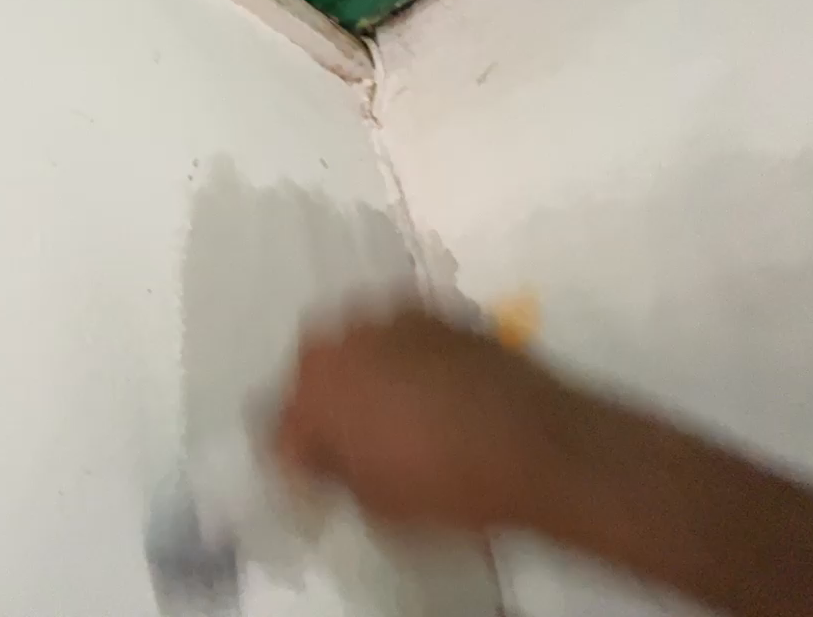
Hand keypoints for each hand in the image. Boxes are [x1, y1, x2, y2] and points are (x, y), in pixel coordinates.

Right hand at [275, 305, 575, 533]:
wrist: (533, 442)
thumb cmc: (445, 485)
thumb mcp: (374, 504)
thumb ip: (332, 471)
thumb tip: (321, 457)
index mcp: (309, 391)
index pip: (279, 425)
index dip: (295, 454)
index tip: (315, 475)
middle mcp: (332, 341)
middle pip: (311, 373)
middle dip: (326, 402)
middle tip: (357, 437)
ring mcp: (379, 317)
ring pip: (353, 346)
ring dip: (364, 371)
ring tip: (399, 407)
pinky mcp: (424, 307)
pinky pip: (396, 333)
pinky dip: (404, 354)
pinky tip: (431, 384)